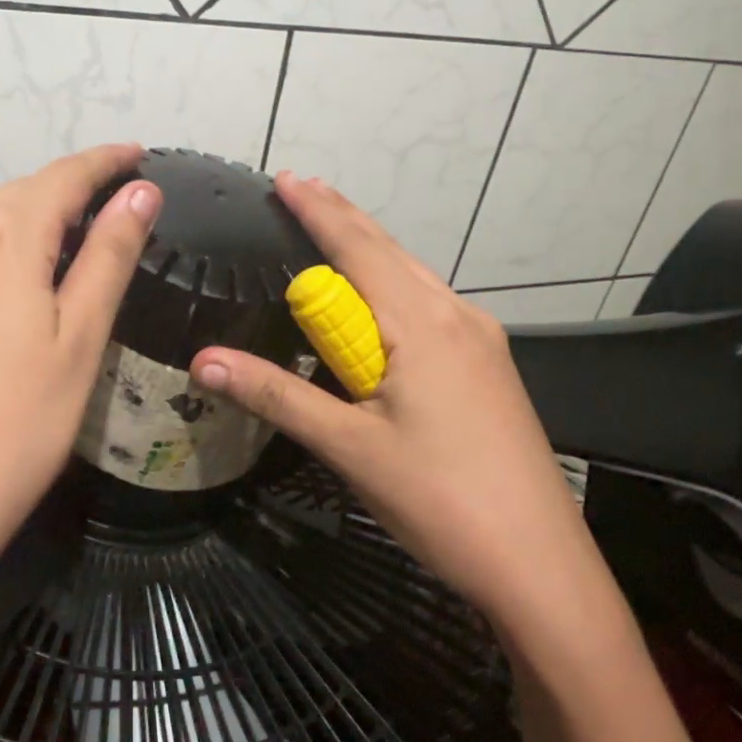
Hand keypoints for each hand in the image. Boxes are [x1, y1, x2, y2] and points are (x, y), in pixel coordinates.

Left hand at [0, 143, 159, 578]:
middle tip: (111, 208)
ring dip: (24, 230)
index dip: (104, 161)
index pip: (64, 176)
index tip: (137, 153)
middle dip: (66, 195)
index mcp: (0, 236)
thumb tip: (139, 192)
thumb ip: (109, 255)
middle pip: (17, 199)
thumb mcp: (79, 340)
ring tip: (63, 252)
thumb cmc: (16, 429)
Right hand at [189, 174, 591, 627]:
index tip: (285, 178)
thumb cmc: (440, 500)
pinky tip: (378, 306)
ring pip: (414, 281)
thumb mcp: (350, 447)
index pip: (358, 248)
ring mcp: (482, 342)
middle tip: (299, 192)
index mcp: (422, 323)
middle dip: (343, 221)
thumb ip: (277, 395)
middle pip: (391, 253)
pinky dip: (392, 291)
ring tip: (330, 236)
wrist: (538, 563)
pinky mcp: (489, 369)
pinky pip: (430, 310)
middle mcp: (457, 316)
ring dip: (369, 256)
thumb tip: (203, 359)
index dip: (319, 211)